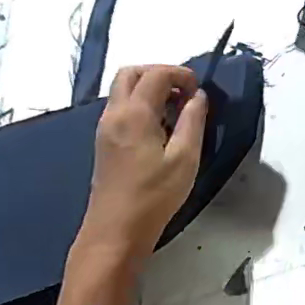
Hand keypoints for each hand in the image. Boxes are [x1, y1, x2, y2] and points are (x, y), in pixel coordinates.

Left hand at [76, 65, 207, 259]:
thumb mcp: (185, 158)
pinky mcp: (105, 142)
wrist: (116, 230)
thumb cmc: (154, 195)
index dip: (180, 74)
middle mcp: (114, 115)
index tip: (199, 90)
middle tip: (185, 92)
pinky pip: (122, 108)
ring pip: (123, 90)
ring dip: (150, 89)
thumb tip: (198, 97)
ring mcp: (105, 128)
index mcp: (134, 114)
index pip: (155, 74)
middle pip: (131, 74)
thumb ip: (193, 121)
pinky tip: (161, 127)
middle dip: (160, 74)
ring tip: (177, 110)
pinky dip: (142, 104)